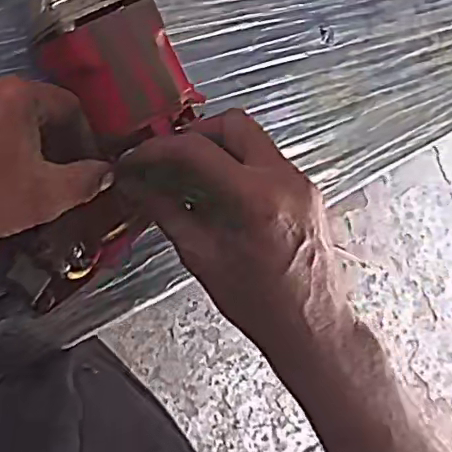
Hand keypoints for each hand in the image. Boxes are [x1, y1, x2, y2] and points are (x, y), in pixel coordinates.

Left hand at [0, 76, 112, 253]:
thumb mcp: (47, 194)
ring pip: (19, 118)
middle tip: (71, 174)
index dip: (87, 137)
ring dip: (37, 144)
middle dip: (62, 141)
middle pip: (44, 109)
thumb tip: (105, 172)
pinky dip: (11, 144)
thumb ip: (86, 180)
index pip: (70, 106)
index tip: (91, 164)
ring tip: (44, 178)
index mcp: (18, 93)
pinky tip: (14, 174)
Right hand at [116, 109, 350, 354]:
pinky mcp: (306, 189)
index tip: (138, 158)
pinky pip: (265, 159)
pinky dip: (236, 165)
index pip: (197, 149)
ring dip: (216, 148)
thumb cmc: (263, 306)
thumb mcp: (201, 257)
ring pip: (251, 138)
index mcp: (256, 199)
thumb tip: (138, 187)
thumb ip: (166, 212)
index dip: (157, 149)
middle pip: (232, 123)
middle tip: (167, 157)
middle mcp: (284, 180)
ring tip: (188, 177)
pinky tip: (217, 192)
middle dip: (193, 134)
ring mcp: (300, 182)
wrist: (313, 329)